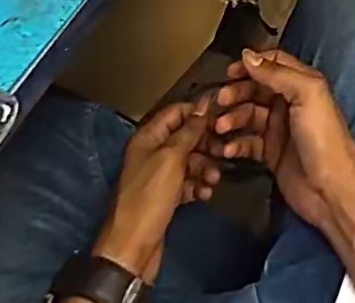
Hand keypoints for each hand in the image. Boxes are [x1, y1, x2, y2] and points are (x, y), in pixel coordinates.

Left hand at [92, 97, 218, 281]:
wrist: (131, 252)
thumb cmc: (149, 198)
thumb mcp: (171, 158)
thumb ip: (189, 130)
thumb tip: (204, 102)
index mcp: (148, 138)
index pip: (177, 112)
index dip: (198, 113)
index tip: (221, 118)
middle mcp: (152, 152)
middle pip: (185, 137)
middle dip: (205, 143)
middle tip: (223, 150)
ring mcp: (158, 176)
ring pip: (189, 160)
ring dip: (204, 167)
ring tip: (214, 179)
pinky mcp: (165, 196)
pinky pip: (186, 182)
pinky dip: (197, 185)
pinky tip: (206, 193)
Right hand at [209, 48, 354, 234]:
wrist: (331, 188)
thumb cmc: (322, 135)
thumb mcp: (305, 94)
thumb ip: (277, 74)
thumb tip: (247, 55)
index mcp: (302, 82)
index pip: (273, 63)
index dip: (252, 65)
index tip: (229, 72)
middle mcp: (290, 101)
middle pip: (257, 88)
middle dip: (237, 92)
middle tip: (219, 101)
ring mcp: (280, 128)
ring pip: (249, 114)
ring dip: (233, 118)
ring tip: (220, 128)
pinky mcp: (272, 152)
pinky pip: (248, 141)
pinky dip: (236, 142)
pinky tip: (227, 149)